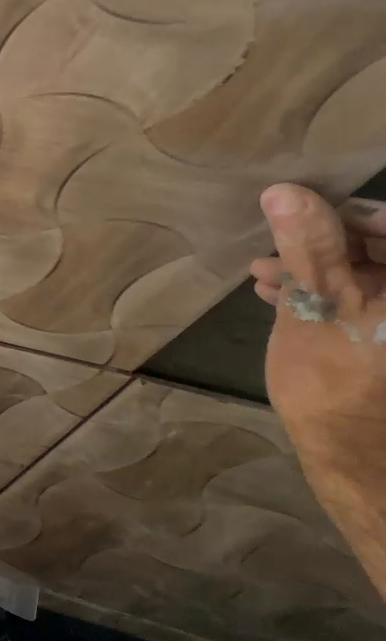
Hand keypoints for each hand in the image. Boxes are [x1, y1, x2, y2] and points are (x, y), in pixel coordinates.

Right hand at [250, 184, 385, 450]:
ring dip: (321, 269)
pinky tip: (286, 297)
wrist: (354, 449)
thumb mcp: (318, 305)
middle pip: (383, 249)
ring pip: (373, 274)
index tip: (295, 219)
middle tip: (273, 252)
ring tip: (267, 277)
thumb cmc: (337, 376)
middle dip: (326, 245)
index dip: (348, 216)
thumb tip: (287, 191)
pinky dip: (333, 292)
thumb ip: (309, 247)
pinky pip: (370, 298)